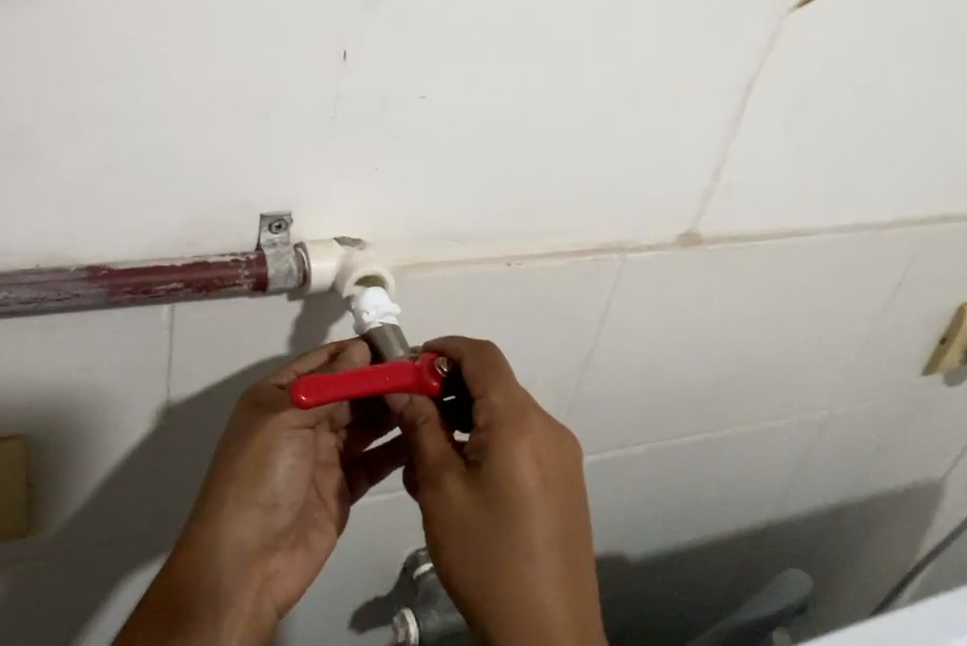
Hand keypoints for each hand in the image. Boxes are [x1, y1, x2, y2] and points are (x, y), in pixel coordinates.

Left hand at [116, 339, 408, 645]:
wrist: (247, 562)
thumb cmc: (260, 476)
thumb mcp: (286, 418)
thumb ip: (328, 384)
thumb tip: (360, 349)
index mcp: (278, 396)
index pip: (323, 362)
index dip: (356, 352)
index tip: (397, 343)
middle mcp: (301, 420)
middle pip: (348, 392)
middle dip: (381, 381)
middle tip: (425, 373)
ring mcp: (322, 455)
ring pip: (364, 424)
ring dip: (393, 411)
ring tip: (431, 398)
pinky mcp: (342, 488)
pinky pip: (373, 460)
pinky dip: (396, 448)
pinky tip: (425, 435)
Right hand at [391, 337, 606, 645]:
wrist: (547, 634)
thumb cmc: (487, 557)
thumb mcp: (441, 491)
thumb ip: (422, 429)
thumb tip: (402, 389)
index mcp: (520, 421)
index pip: (482, 355)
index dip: (443, 349)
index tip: (407, 366)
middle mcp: (548, 428)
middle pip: (494, 385)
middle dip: (447, 391)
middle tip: (408, 419)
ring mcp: (561, 457)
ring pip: (504, 416)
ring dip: (464, 421)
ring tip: (426, 461)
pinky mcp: (564, 483)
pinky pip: (520, 443)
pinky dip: (486, 444)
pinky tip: (459, 482)